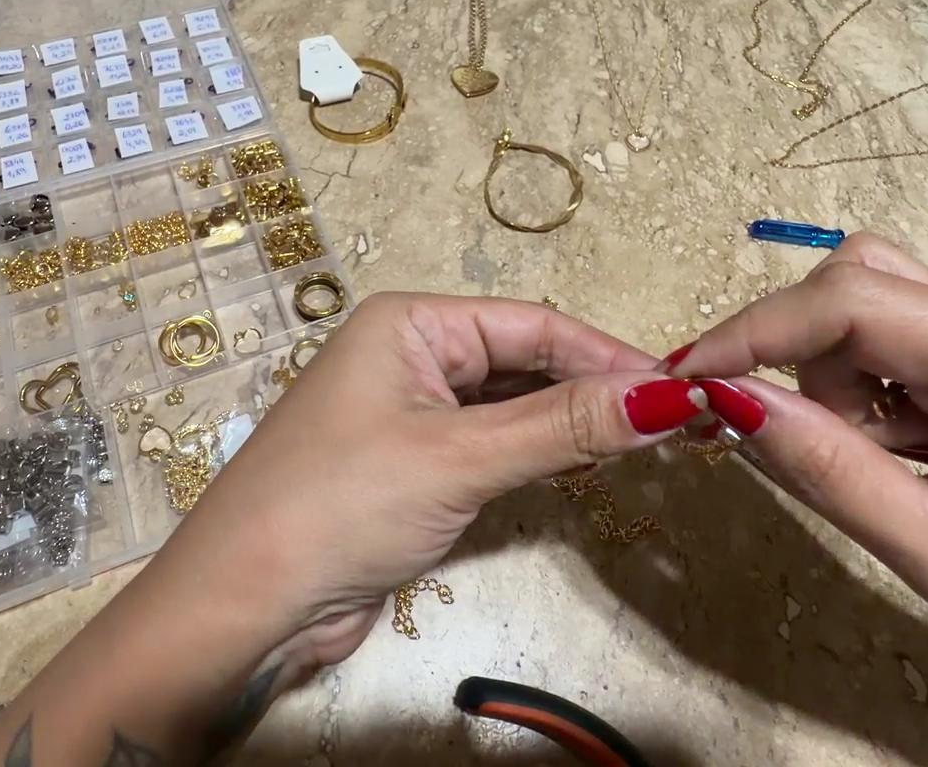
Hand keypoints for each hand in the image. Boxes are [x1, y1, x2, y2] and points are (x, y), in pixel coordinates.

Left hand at [0, 293, 714, 765]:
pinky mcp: (414, 465)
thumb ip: (562, 426)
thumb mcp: (457, 457)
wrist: (245, 604)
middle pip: (522, 361)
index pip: (529, 325)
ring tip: (647, 441)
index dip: (607, 353)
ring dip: (570, 424)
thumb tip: (668, 394)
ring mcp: (410, 412)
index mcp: (409, 324)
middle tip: (678, 420)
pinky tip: (583, 464)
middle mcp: (410, 356)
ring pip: (510, 405)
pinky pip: (490, 445)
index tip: (682, 386)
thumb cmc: (341, 502)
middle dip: (594, 390)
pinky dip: (537, 455)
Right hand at [665, 235, 927, 765]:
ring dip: (844, 376)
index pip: (860, 301)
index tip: (687, 374)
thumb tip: (724, 396)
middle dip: (812, 364)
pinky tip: (917, 442)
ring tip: (895, 460)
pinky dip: (874, 380)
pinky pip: (904, 322)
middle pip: (862, 286)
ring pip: (874, 298)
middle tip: (836, 452)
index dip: (756, 328)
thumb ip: (830, 474)